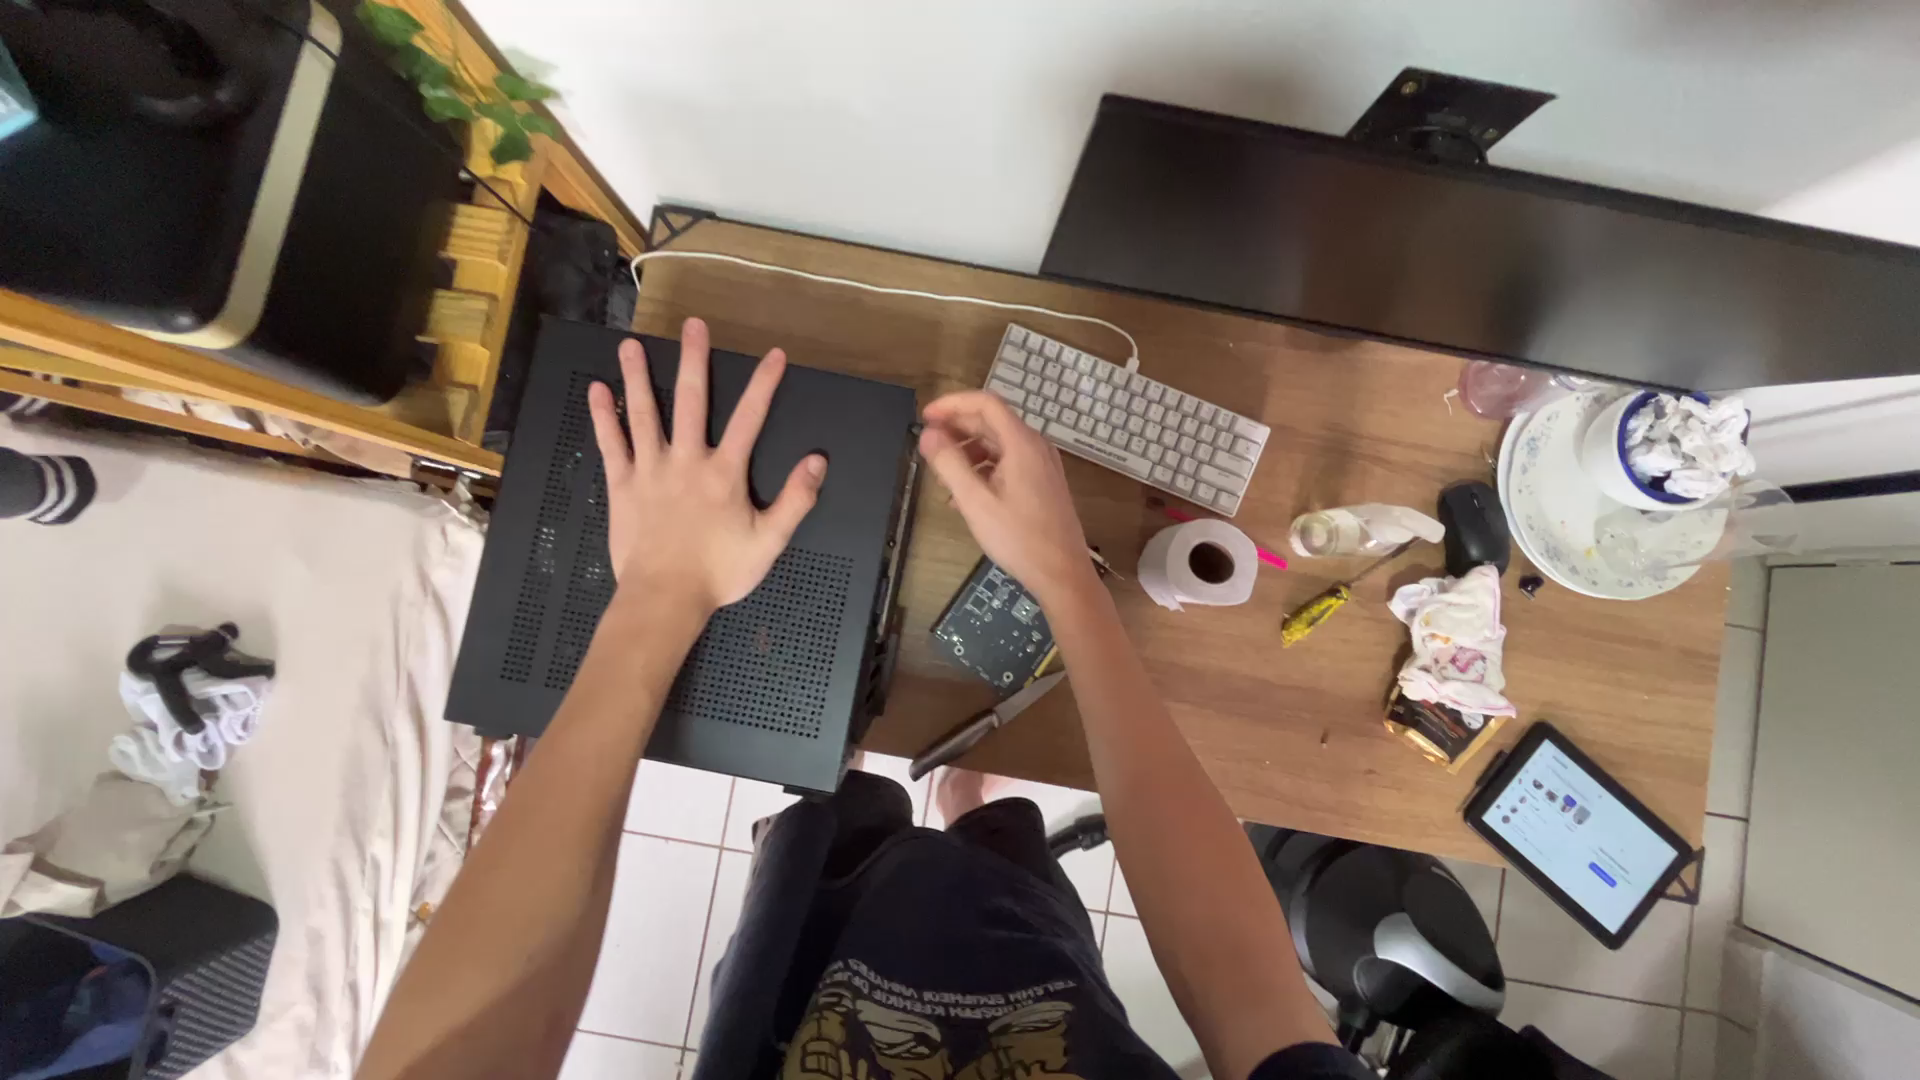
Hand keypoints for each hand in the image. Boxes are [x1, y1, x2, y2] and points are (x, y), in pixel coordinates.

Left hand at [587, 318, 826, 610]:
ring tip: (630, 344)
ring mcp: (650, 470)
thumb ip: (796, 499)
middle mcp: (687, 461)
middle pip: (692, 401)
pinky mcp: (622, 485)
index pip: (750, 418)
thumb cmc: (719, 571)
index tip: (774, 354)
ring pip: (644, 414)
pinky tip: (598, 391)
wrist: (665, 596)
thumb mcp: (770, 541)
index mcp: (724, 473)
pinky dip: (604, 417)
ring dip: (639, 377)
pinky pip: (611, 444)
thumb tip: (817, 461)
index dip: (764, 384)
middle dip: (695, 360)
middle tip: (692, 325)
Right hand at [918, 391, 1097, 603]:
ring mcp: (1042, 465)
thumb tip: (928, 435)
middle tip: (928, 444)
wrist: (1062, 573)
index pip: (985, 403)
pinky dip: (984, 469)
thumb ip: (949, 464)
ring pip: (999, 444)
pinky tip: (966, 494)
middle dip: (957, 429)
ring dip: (968, 452)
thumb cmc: (1020, 539)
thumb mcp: (975, 502)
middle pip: (991, 422)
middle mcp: (1036, 447)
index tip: (926, 417)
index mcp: (1022, 444)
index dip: (952, 404)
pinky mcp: (1043, 483)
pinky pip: (1009, 463)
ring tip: (944, 476)